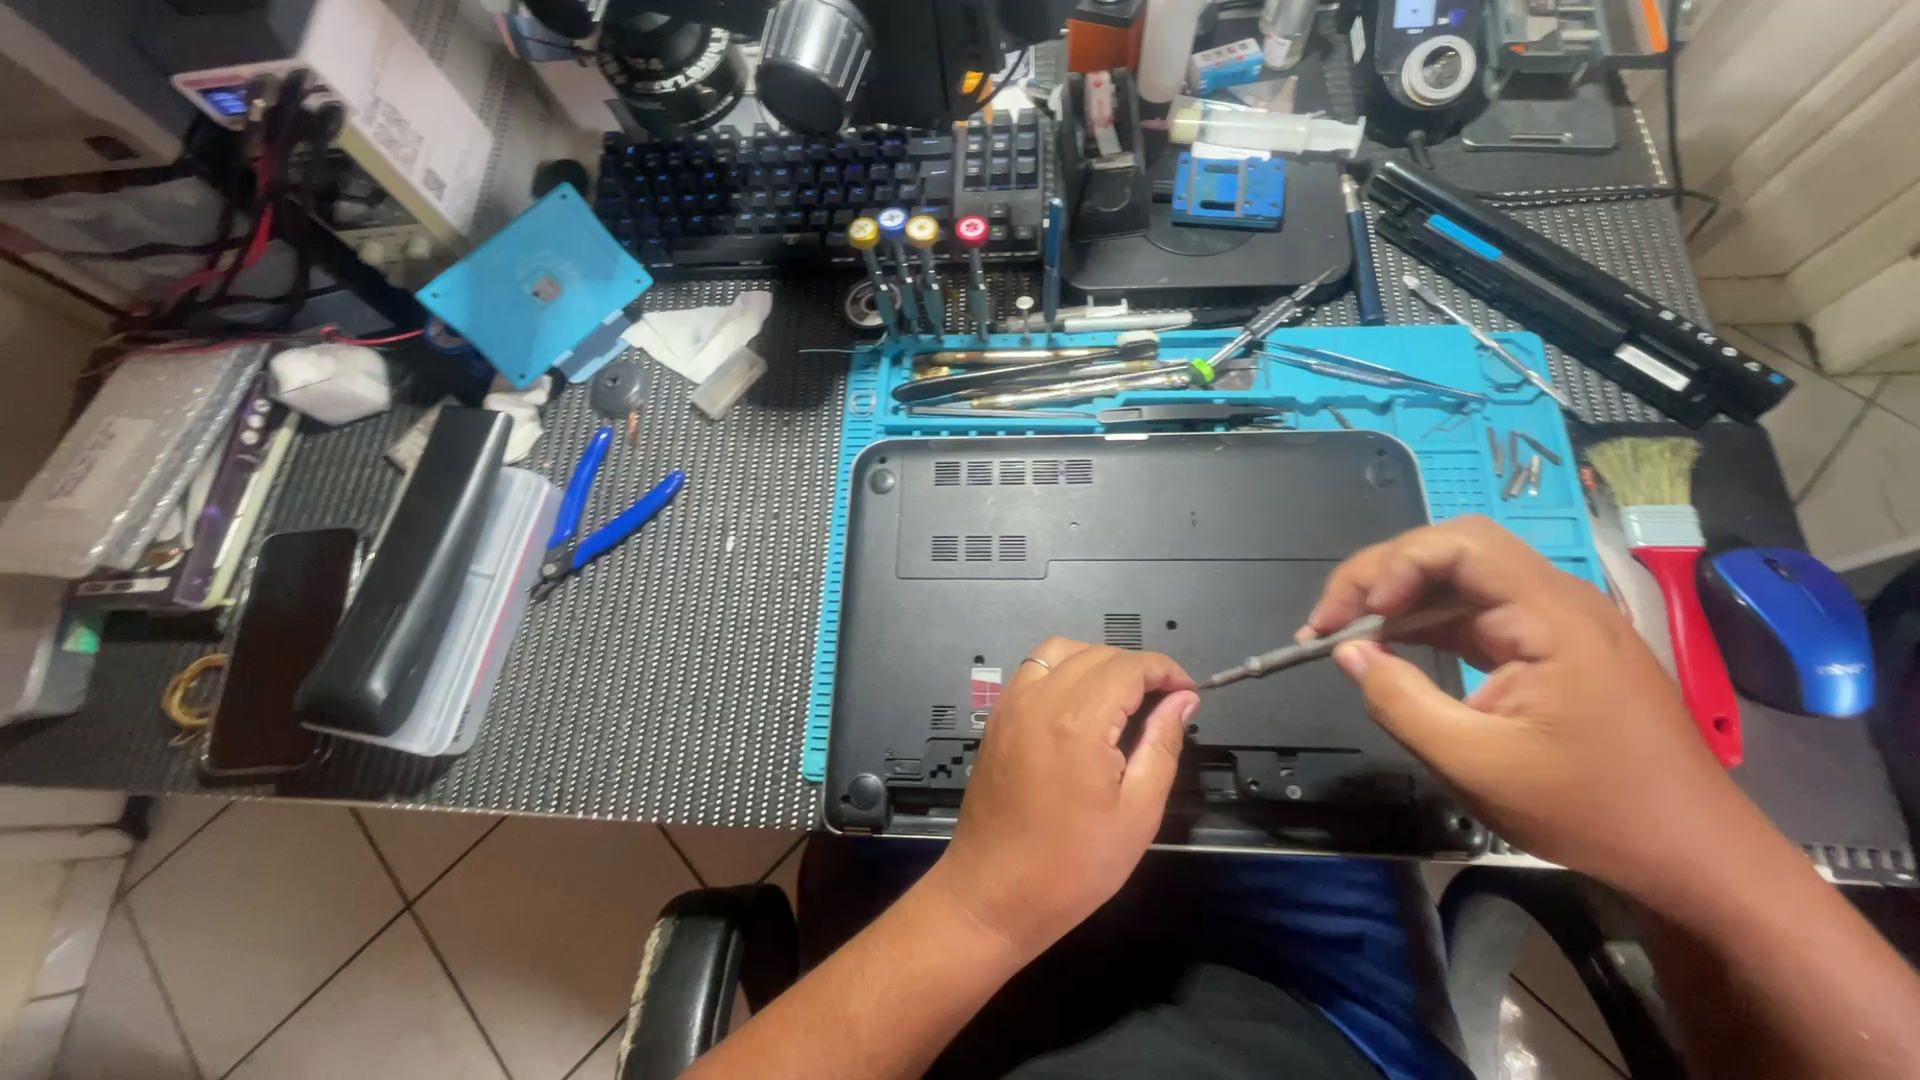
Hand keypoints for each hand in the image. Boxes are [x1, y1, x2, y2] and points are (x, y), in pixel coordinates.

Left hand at [924, 639, 1197, 958]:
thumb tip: (1183, 700)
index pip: (1129, 666)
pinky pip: (1032, 670)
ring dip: (1097, 661)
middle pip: (1097, 653)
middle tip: (1164, 703)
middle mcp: (1039, 700)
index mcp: (1077, 721)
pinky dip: (1062, 669)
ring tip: (1124, 698)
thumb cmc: (1072, 867)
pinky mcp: (996, 719)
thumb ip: (1162, 745)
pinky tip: (1081, 704)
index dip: (1166, 670)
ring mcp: (1011, 706)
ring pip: (1059, 650)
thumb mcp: (1137, 813)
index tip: (1189, 692)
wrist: (994, 895)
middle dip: (1137, 668)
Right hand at [1306, 516, 1745, 892]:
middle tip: (1327, 623)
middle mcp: (1555, 602)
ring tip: (1341, 635)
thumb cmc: (1590, 810)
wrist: (1691, 853)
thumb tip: (1347, 652)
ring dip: (1395, 599)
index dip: (1390, 568)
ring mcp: (1553, 622)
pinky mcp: (1547, 647)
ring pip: (1456, 579)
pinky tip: (1385, 647)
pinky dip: (1421, 623)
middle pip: (1451, 551)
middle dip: (1380, 576)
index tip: (1348, 621)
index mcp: (1552, 617)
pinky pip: (1472, 613)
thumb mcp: (1475, 764)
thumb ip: (1399, 701)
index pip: (1459, 546)